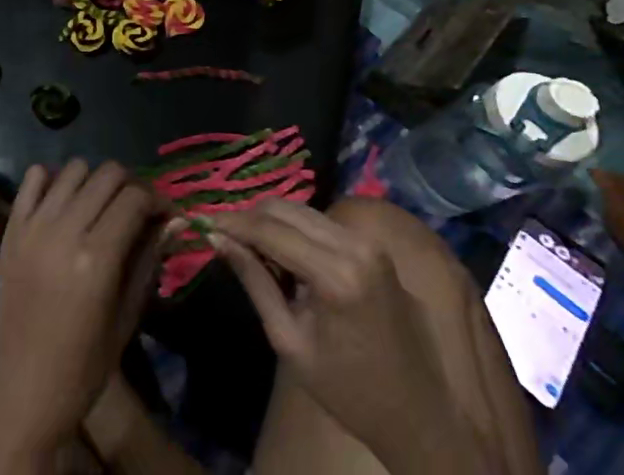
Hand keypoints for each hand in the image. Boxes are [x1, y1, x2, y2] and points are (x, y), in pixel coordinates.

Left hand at [0, 161, 164, 454]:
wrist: (19, 388)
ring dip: (95, 181)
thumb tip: (172, 222)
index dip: (158, 200)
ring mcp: (33, 225)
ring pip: (73, 168)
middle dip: (131, 186)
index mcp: (96, 257)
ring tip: (101, 207)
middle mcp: (64, 230)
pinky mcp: (12, 228)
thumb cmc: (82, 366)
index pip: (135, 197)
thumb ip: (148, 261)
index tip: (165, 216)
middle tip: (137, 210)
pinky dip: (53, 180)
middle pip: (107, 174)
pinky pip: (33, 178)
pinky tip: (64, 204)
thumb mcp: (126, 317)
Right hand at [209, 200, 473, 470]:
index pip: (269, 230)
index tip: (201, 221)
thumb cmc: (349, 390)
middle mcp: (355, 245)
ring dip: (271, 221)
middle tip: (220, 233)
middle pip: (286, 209)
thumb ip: (255, 282)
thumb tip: (218, 239)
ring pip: (304, 211)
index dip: (232, 222)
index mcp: (335, 274)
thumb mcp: (289, 341)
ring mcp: (370, 243)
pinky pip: (323, 224)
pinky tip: (280, 252)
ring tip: (245, 243)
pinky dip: (295, 229)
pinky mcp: (376, 248)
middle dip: (249, 216)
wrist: (422, 415)